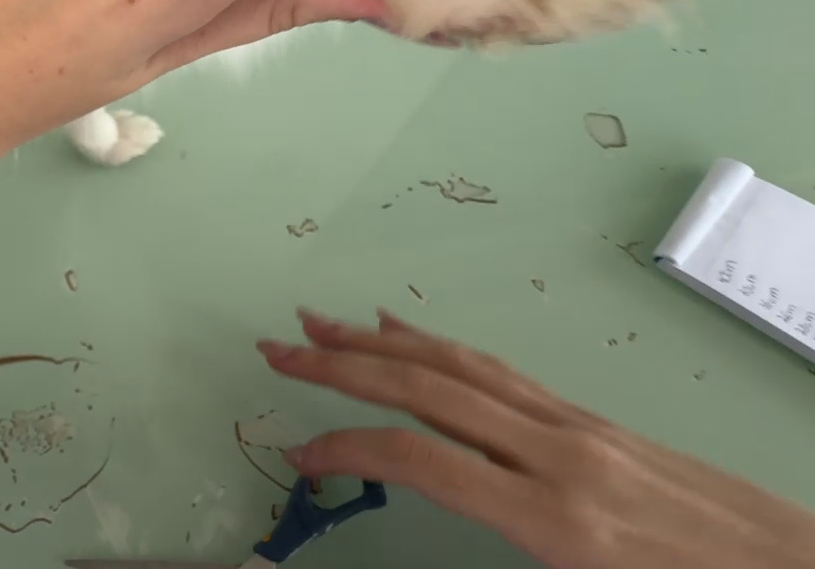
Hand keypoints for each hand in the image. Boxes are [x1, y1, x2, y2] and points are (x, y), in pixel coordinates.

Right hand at [263, 310, 814, 568]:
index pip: (416, 458)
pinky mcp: (595, 420)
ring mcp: (578, 428)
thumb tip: (439, 515)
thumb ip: (517, 558)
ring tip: (314, 324)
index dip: (343, 449)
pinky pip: (495, 369)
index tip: (299, 458)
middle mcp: (558, 457)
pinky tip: (399, 326)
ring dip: (371, 340)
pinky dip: (432, 342)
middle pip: (421, 386)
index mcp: (559, 522)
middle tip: (274, 349)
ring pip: (453, 364)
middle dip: (336, 365)